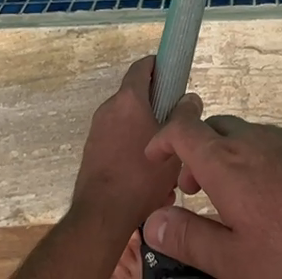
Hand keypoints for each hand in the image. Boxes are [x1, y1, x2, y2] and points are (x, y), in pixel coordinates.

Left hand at [69, 56, 183, 239]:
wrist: (100, 216)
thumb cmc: (141, 175)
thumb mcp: (174, 144)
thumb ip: (184, 117)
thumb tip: (191, 100)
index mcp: (128, 99)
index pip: (142, 66)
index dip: (159, 65)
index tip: (173, 75)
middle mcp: (109, 108)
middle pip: (138, 97)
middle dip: (158, 109)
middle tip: (176, 128)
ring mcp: (97, 131)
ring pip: (129, 124)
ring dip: (147, 135)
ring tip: (164, 165)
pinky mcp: (91, 152)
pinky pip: (118, 143)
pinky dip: (133, 152)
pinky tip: (148, 182)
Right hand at [140, 97, 281, 278]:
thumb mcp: (232, 261)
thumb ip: (188, 237)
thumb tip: (153, 220)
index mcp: (229, 163)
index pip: (184, 128)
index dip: (162, 137)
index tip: (152, 157)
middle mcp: (259, 140)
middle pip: (215, 127)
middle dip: (195, 149)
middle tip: (190, 187)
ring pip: (248, 136)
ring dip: (229, 156)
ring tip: (229, 198)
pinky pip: (278, 145)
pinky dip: (260, 161)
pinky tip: (271, 199)